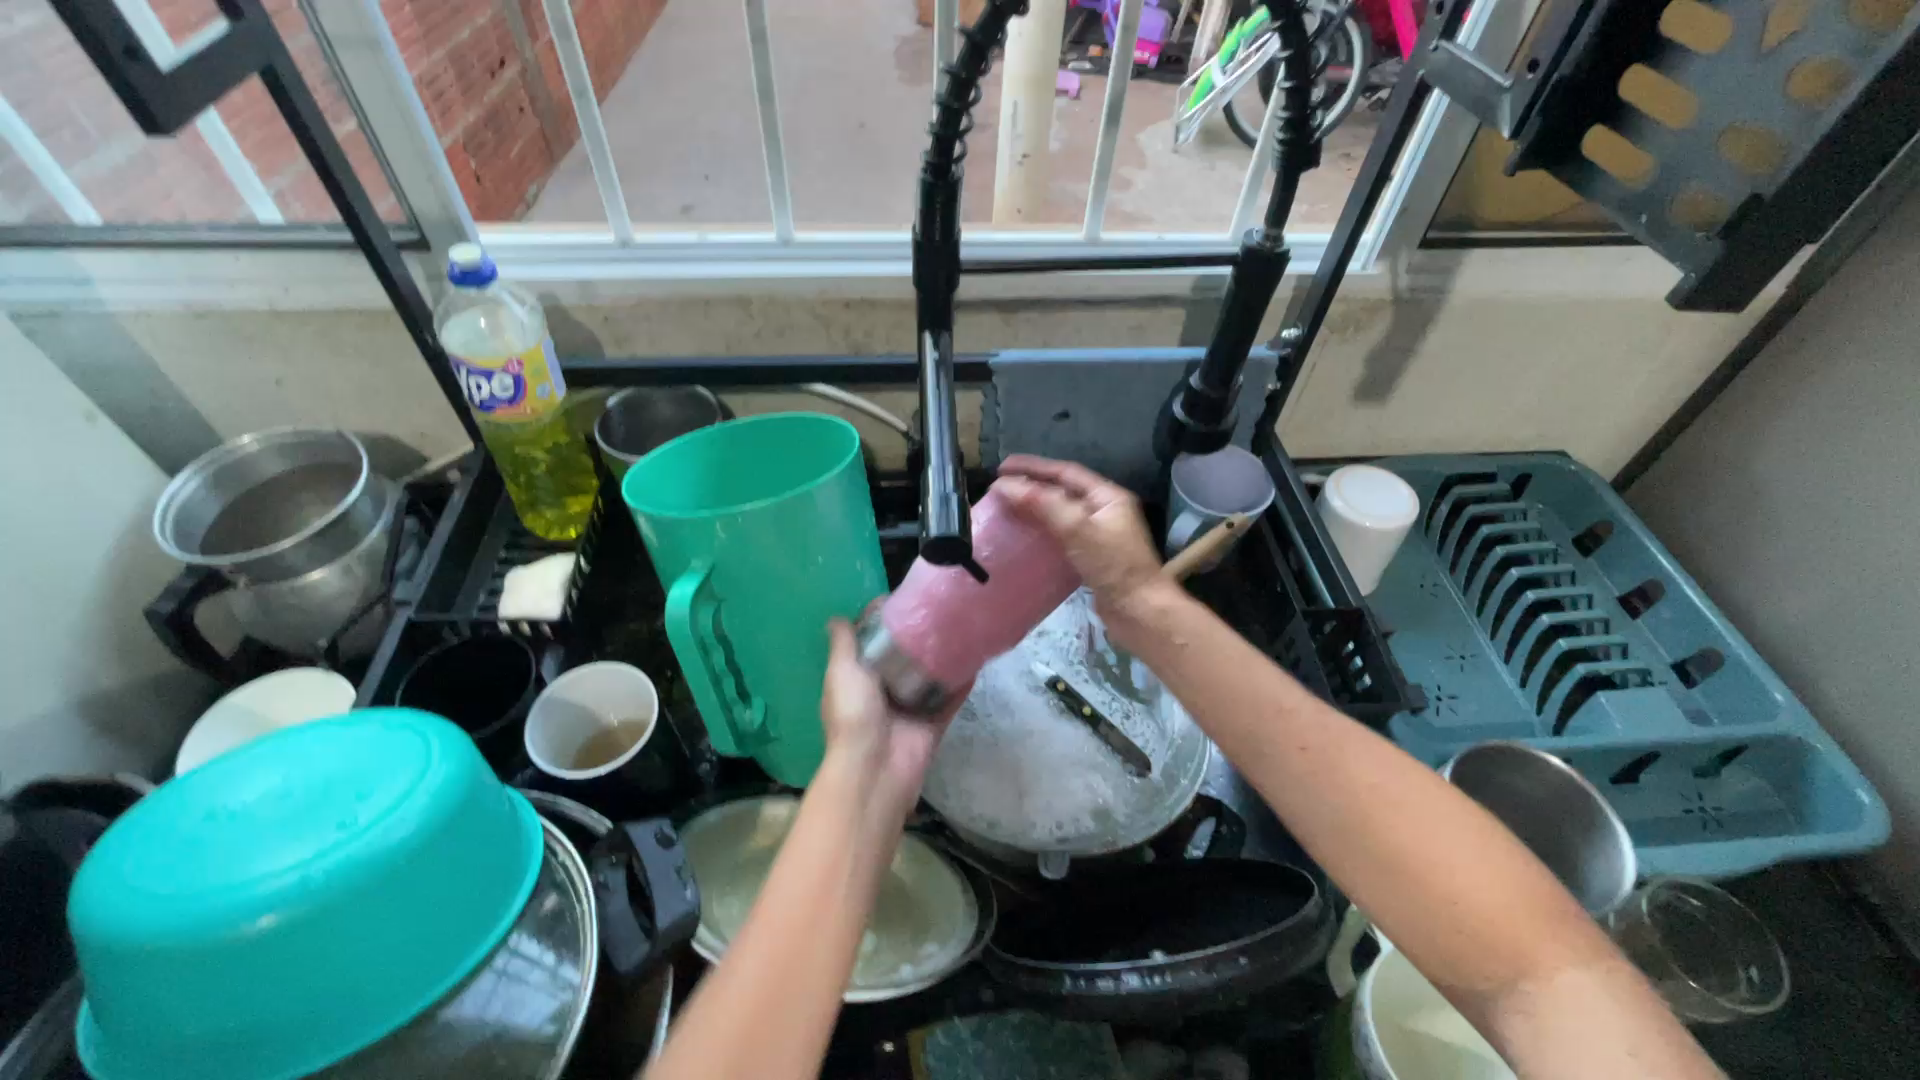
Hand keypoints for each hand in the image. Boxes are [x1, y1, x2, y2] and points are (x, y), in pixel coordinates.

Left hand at [819, 618, 967, 817]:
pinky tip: (977, 655)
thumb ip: (843, 644)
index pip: (873, 644)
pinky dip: (962, 680)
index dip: (885, 623)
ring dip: (944, 656)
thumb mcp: (841, 672)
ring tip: (962, 624)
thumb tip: (837, 617)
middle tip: (940, 607)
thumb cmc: (853, 715)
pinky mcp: (935, 721)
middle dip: (919, 637)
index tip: (904, 598)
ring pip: (931, 676)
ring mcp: (912, 707)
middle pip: (904, 657)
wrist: (876, 767)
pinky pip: (952, 697)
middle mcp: (885, 691)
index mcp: (859, 678)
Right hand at [992, 455, 1170, 638]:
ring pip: (1060, 515)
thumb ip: (1042, 504)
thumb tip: (1004, 485)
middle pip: (1062, 491)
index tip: (1002, 468)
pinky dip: (1041, 533)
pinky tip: (1023, 539)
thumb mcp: (1077, 529)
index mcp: (1108, 496)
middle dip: (1031, 486)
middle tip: (998, 488)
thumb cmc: (1113, 566)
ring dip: (1034, 509)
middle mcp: (1104, 511)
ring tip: (1006, 510)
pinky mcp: (1091, 559)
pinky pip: (1061, 537)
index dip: (1033, 467)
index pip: (1065, 472)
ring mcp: (1099, 536)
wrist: (1140, 612)